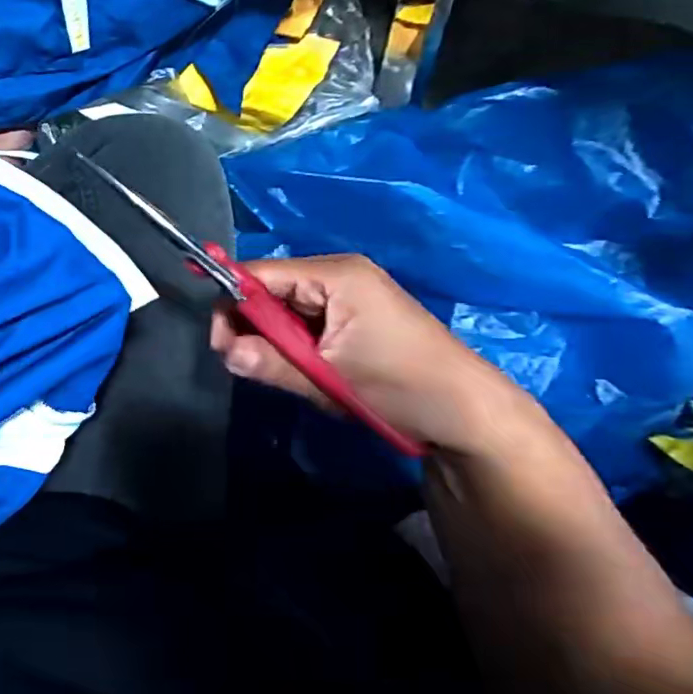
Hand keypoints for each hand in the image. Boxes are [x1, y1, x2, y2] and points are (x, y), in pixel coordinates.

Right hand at [208, 255, 548, 453]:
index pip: (257, 274)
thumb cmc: (404, 386)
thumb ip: (270, 362)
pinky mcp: (348, 316)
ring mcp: (344, 295)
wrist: (471, 418)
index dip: (230, 304)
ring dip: (271, 341)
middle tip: (247, 365)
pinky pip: (299, 322)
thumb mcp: (329, 377)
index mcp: (335, 275)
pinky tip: (303, 368)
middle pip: (265, 290)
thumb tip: (225, 354)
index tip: (221, 345)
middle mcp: (336, 275)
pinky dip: (291, 346)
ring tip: (286, 373)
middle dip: (250, 327)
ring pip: (279, 309)